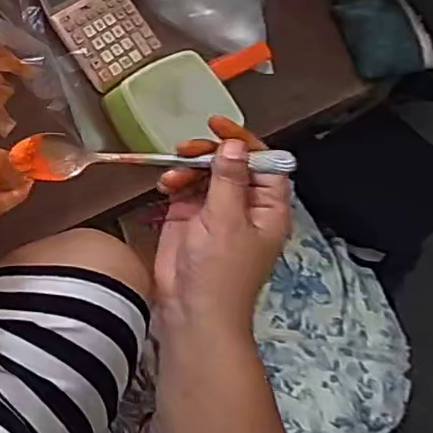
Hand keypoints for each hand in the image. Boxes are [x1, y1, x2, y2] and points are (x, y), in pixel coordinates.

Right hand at [152, 117, 290, 335]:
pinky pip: (182, 189)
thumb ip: (228, 181)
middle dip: (209, 154)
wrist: (192, 305)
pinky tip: (164, 187)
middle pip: (230, 165)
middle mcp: (243, 206)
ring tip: (172, 178)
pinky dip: (173, 183)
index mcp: (267, 208)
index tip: (218, 126)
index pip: (264, 163)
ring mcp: (214, 212)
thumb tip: (233, 146)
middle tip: (187, 149)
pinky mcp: (188, 218)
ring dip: (187, 169)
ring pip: (204, 174)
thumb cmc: (220, 272)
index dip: (244, 142)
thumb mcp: (226, 221)